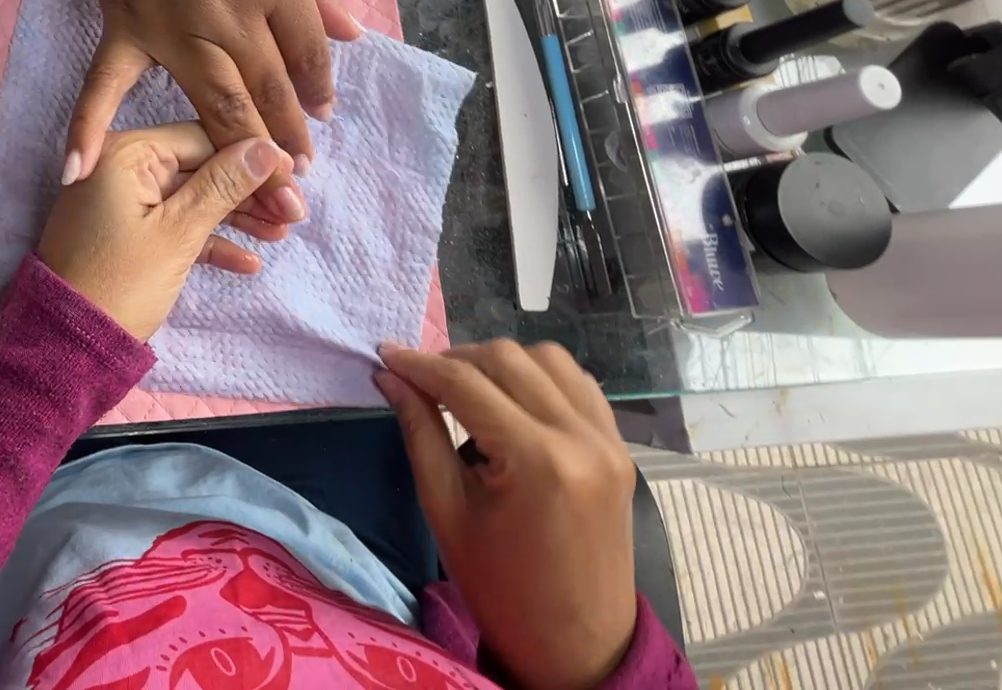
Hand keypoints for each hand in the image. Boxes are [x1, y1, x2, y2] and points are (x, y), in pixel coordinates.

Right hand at [0, 0, 361, 198]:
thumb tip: (353, 33)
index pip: (308, 55)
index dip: (320, 92)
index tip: (321, 118)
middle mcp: (229, 13)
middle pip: (268, 92)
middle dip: (289, 141)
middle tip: (300, 184)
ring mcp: (172, 29)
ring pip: (214, 103)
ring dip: (240, 150)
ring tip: (259, 191)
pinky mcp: (125, 31)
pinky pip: (105, 86)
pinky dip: (87, 127)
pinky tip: (78, 172)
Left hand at [37, 124, 295, 340]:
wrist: (66, 344)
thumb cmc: (120, 282)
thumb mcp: (178, 233)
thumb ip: (223, 186)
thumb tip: (268, 147)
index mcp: (126, 153)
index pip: (202, 139)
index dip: (251, 158)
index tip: (296, 179)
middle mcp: (120, 167)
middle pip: (199, 168)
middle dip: (248, 193)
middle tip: (295, 215)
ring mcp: (122, 201)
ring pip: (190, 199)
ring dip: (235, 218)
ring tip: (281, 236)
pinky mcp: (126, 233)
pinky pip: (173, 227)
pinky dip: (206, 241)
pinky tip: (248, 261)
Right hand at [376, 341, 638, 689]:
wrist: (577, 645)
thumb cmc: (499, 585)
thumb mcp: (444, 505)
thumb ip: (418, 429)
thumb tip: (389, 376)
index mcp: (536, 460)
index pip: (464, 383)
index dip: (417, 363)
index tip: (383, 356)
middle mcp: (580, 438)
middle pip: (505, 358)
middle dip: (453, 359)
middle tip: (418, 378)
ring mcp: (608, 440)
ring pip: (544, 358)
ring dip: (497, 362)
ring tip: (464, 387)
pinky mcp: (618, 447)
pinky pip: (576, 382)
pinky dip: (537, 375)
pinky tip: (509, 396)